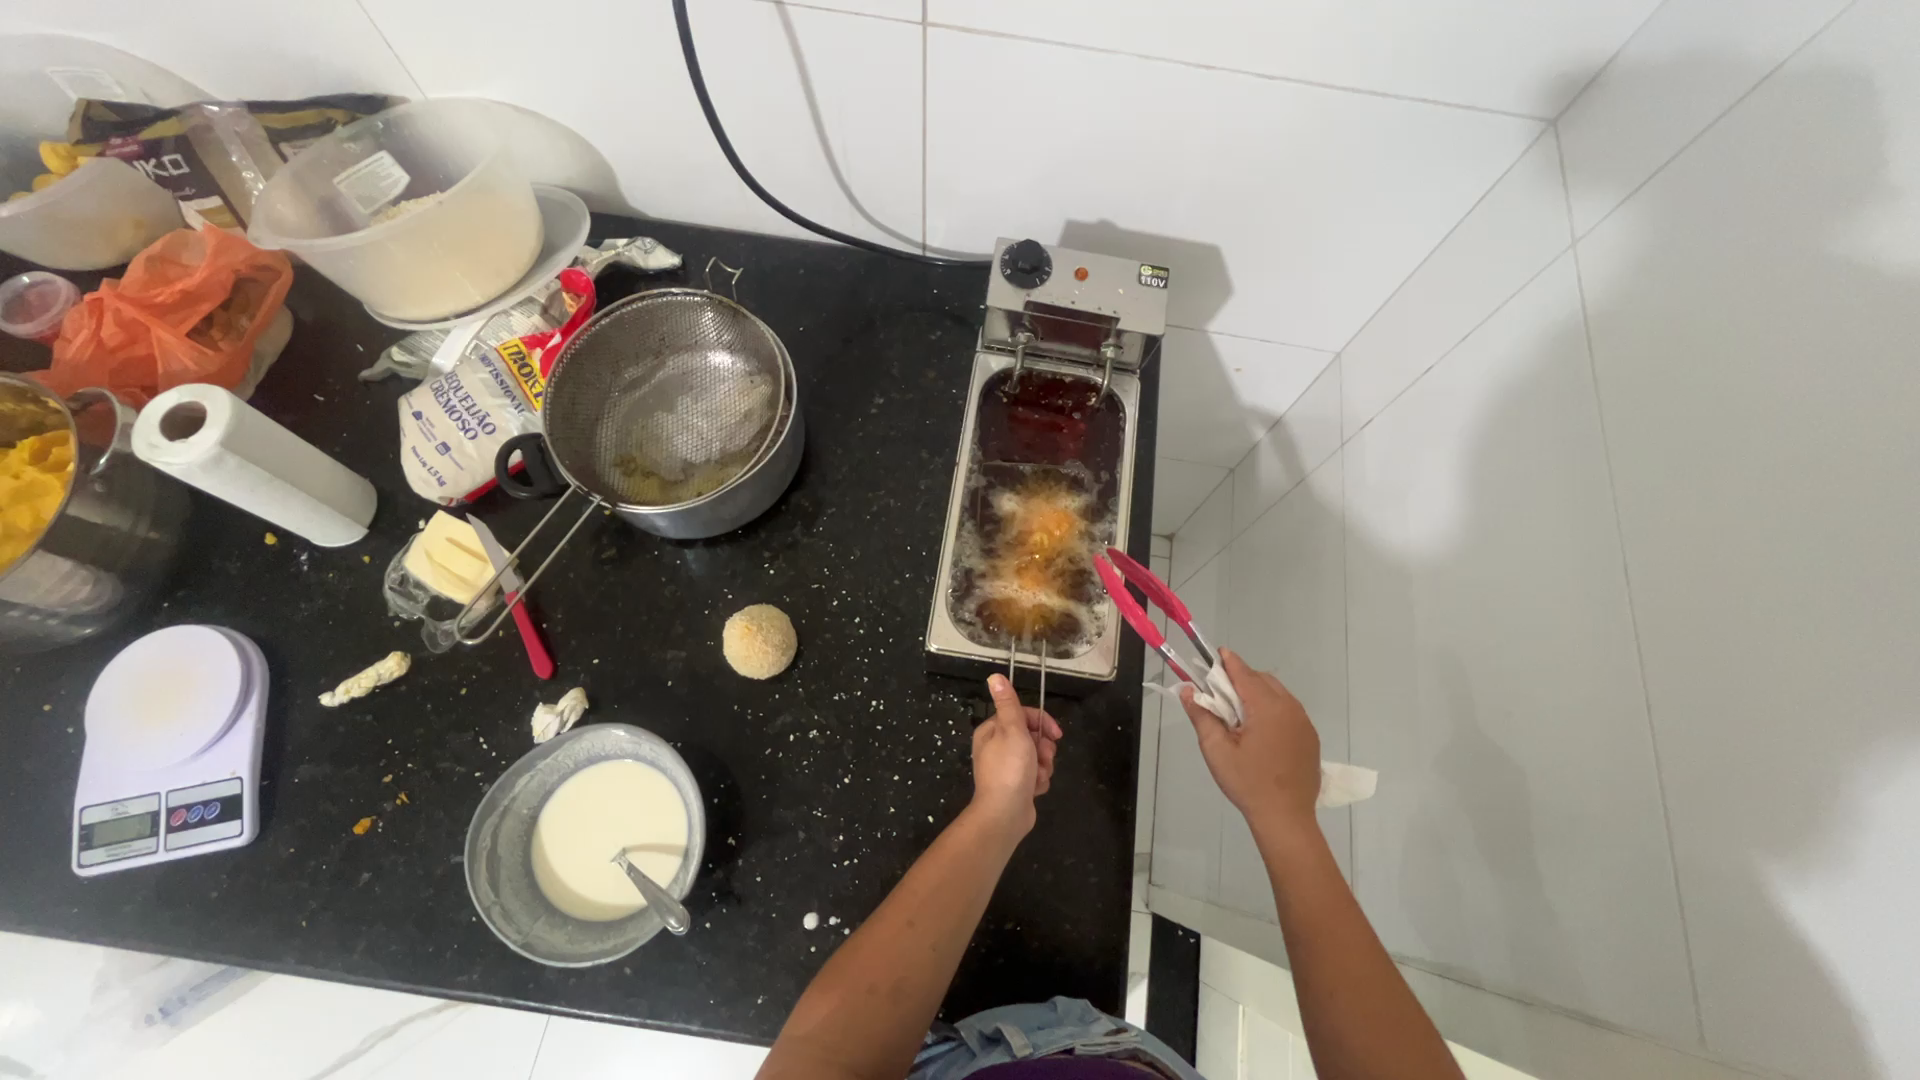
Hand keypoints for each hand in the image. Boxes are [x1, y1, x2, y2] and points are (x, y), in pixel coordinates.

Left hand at [971, 674, 1062, 835]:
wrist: (1005, 814)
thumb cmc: (1010, 769)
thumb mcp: (1011, 730)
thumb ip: (1008, 703)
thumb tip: (994, 675)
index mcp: (992, 731)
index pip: (1023, 715)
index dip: (1042, 722)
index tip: (1056, 734)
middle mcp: (997, 747)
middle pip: (1033, 736)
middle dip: (1043, 748)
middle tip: (1042, 758)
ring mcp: (1008, 767)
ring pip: (1038, 757)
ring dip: (1043, 766)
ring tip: (1038, 776)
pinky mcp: (1017, 785)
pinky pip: (1036, 775)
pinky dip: (1039, 781)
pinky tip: (1035, 789)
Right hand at [1180, 650, 1320, 834]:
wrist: (1286, 817)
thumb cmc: (1247, 782)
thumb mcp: (1216, 750)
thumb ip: (1202, 716)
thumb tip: (1188, 690)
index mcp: (1267, 707)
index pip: (1244, 673)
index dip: (1228, 662)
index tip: (1216, 653)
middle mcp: (1290, 708)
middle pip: (1262, 680)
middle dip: (1241, 678)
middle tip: (1220, 693)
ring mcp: (1304, 723)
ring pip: (1278, 694)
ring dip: (1257, 693)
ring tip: (1238, 713)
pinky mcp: (1310, 737)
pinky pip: (1289, 710)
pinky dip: (1272, 708)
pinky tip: (1259, 730)